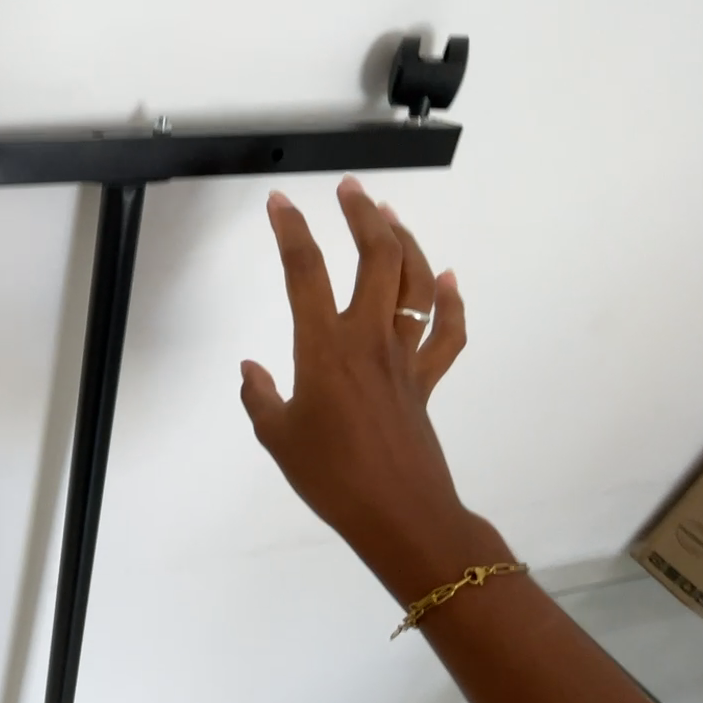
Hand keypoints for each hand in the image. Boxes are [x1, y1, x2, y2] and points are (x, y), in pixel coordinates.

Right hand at [239, 176, 510, 601]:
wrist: (398, 513)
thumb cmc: (329, 474)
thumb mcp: (275, 434)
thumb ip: (259, 396)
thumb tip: (250, 370)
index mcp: (324, 348)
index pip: (305, 273)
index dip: (291, 231)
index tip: (278, 204)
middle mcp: (368, 339)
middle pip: (376, 259)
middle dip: (362, 217)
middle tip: (349, 190)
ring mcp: (404, 357)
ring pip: (415, 284)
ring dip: (405, 243)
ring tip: (388, 216)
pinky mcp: (425, 379)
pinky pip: (447, 332)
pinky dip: (452, 300)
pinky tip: (447, 277)